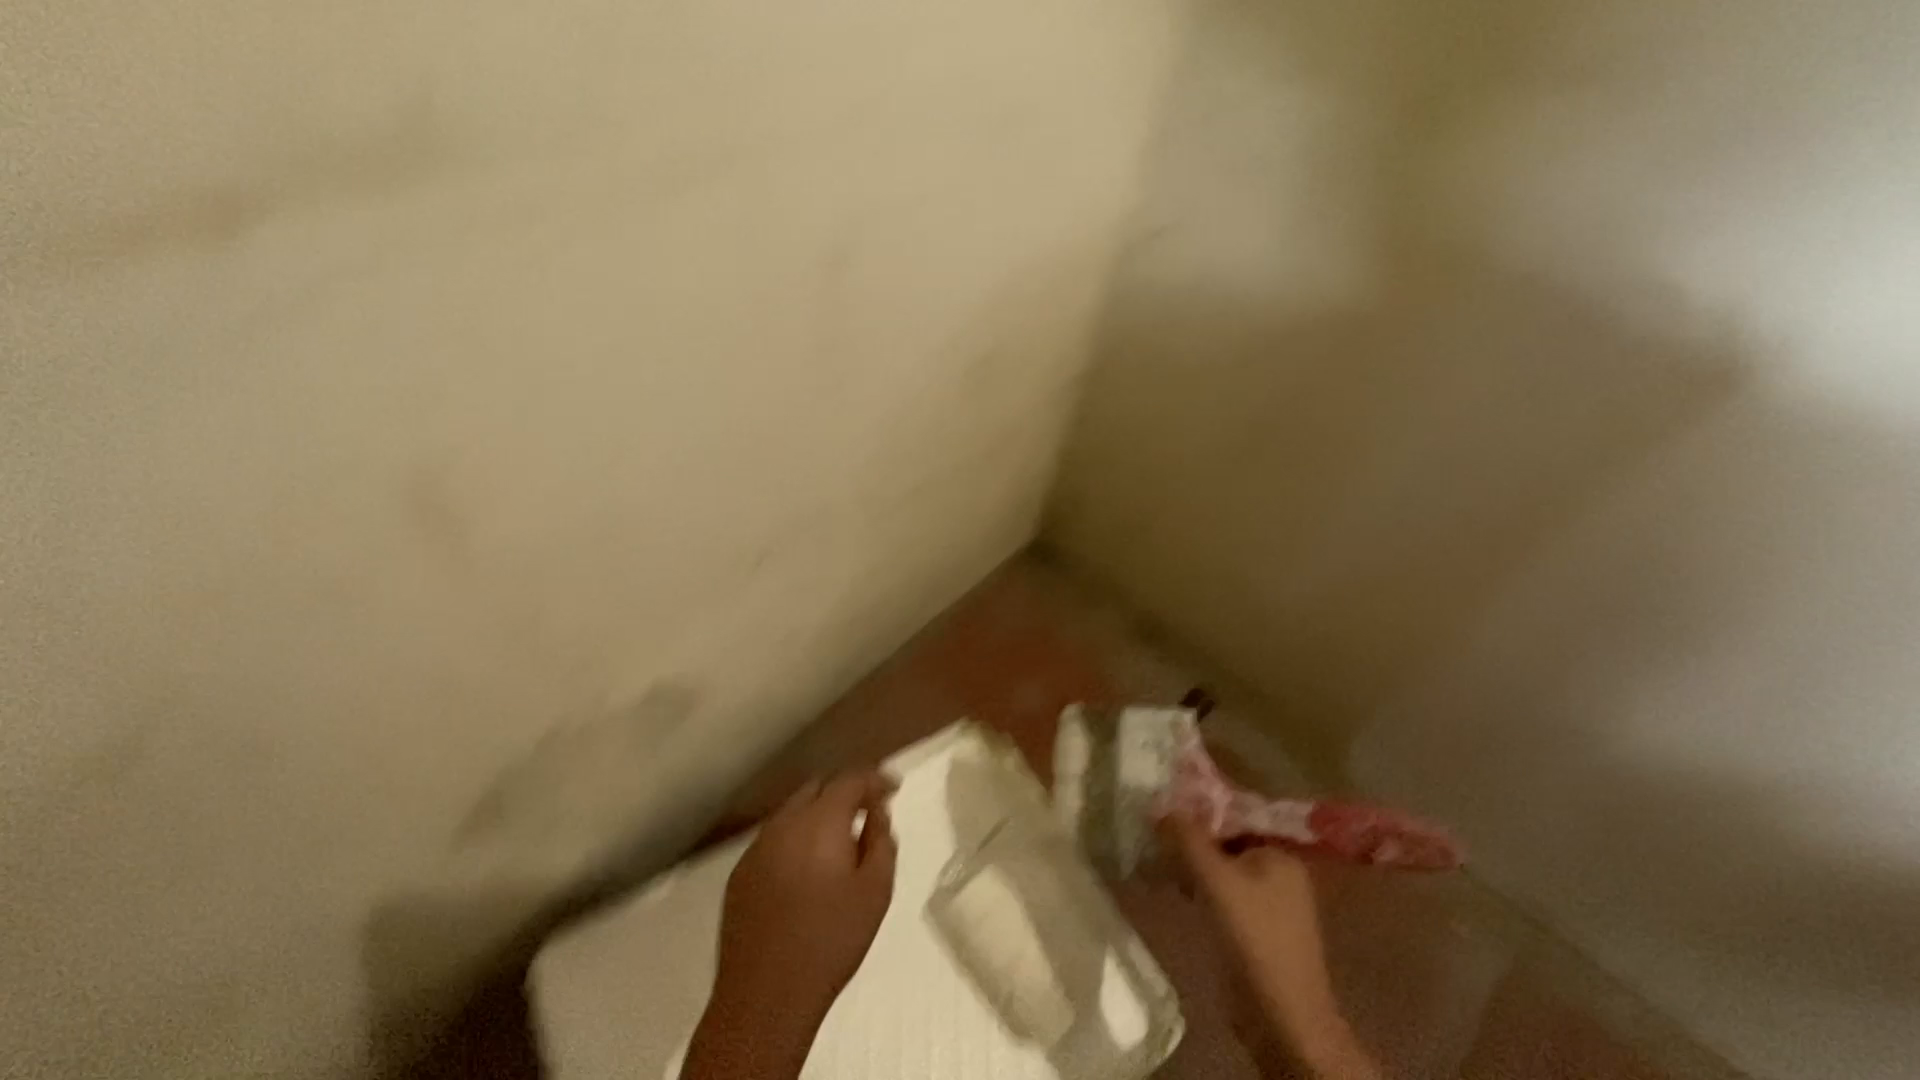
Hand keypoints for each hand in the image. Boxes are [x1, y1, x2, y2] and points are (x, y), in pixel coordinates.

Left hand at [714, 771, 898, 1020]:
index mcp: (820, 822)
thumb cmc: (831, 940)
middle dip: (845, 792)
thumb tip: (877, 812)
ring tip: (839, 841)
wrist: (766, 994)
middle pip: (817, 788)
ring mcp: (756, 848)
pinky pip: (774, 839)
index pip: (850, 780)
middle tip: (868, 811)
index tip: (893, 788)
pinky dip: (795, 840)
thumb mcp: (876, 891)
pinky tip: (806, 869)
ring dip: (818, 815)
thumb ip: (881, 842)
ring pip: (792, 813)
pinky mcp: (740, 874)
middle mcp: (784, 823)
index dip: (875, 779)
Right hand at [1160, 813, 1382, 1078]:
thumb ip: (1188, 839)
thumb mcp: (1214, 879)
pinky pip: (1223, 900)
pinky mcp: (1257, 933)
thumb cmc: (1252, 937)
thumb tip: (1160, 805)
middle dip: (1191, 845)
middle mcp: (1280, 875)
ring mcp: (1271, 907)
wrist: (1280, 1016)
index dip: (1196, 816)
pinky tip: (1175, 894)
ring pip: (1222, 874)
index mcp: (1279, 854)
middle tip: (1153, 843)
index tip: (1161, 818)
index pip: (1232, 819)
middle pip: (1226, 846)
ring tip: (1156, 866)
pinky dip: (1200, 894)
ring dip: (1192, 870)